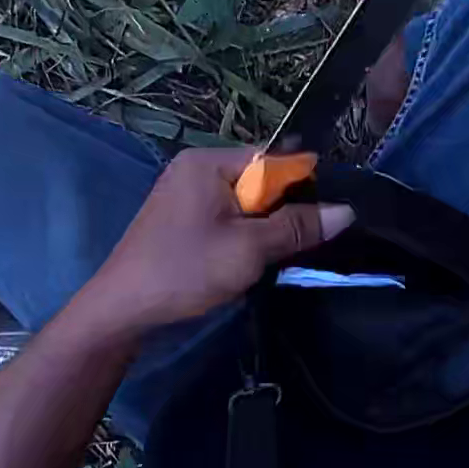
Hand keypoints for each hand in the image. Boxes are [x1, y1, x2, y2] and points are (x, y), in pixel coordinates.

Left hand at [66, 148, 354, 336]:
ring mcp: (184, 193)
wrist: (123, 308)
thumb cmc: (185, 271)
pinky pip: (225, 215)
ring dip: (264, 225)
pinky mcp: (181, 218)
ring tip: (279, 252)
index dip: (301, 183)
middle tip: (304, 239)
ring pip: (243, 201)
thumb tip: (345, 211)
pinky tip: (251, 255)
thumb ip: (297, 227)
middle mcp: (195, 168)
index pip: (270, 158)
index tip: (327, 211)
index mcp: (207, 163)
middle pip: (257, 179)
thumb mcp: (249, 249)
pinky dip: (243, 232)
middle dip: (282, 208)